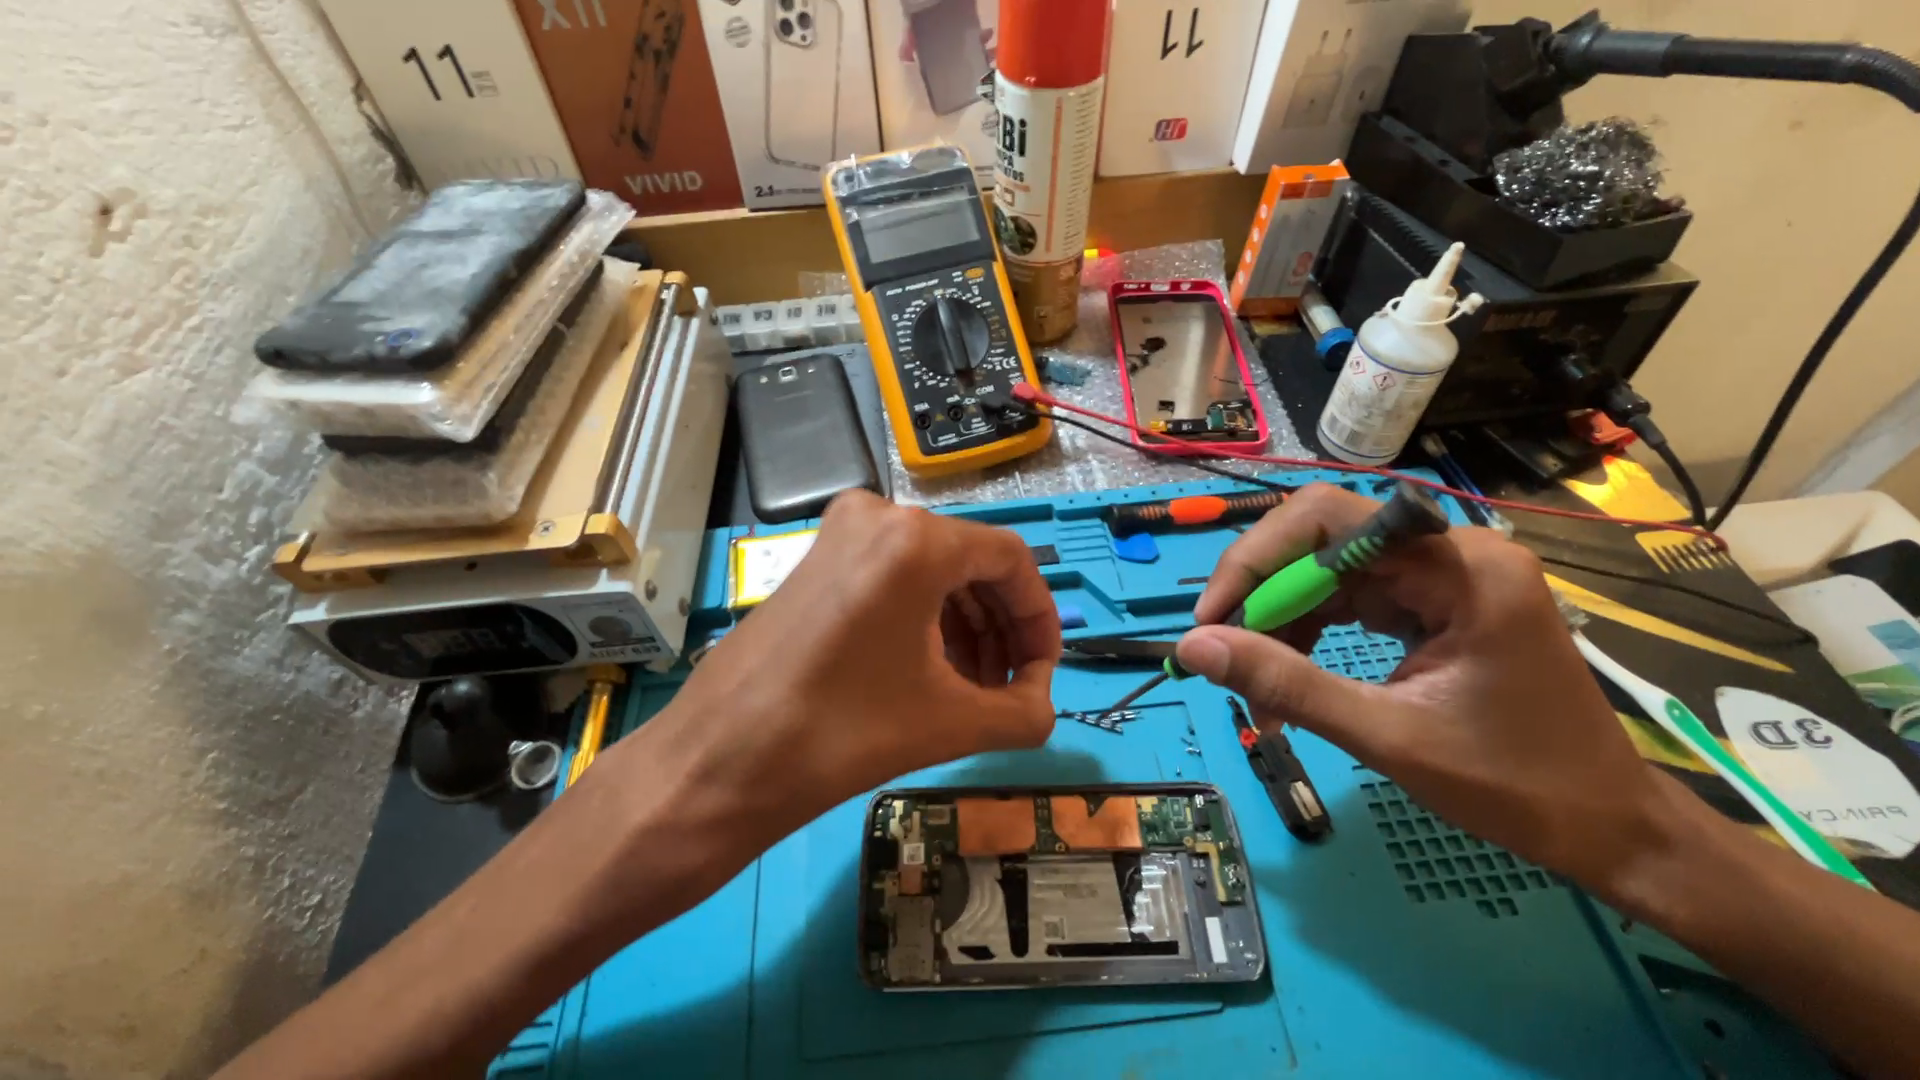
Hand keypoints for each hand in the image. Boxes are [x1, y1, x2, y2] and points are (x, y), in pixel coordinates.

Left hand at [625, 490, 1060, 838]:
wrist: (718, 762)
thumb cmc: (841, 735)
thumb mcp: (950, 724)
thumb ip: (1024, 712)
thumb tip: (1044, 703)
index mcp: (916, 539)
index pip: (1012, 560)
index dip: (1039, 618)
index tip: (1044, 674)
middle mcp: (878, 515)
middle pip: (971, 564)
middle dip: (1000, 630)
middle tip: (1010, 690)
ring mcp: (838, 534)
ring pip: (931, 573)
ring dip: (964, 629)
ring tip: (972, 691)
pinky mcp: (813, 559)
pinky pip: (891, 578)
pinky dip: (922, 620)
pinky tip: (928, 673)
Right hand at [1174, 484, 1670, 890]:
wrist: (1610, 829)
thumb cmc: (1514, 785)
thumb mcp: (1387, 736)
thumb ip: (1287, 685)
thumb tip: (1194, 648)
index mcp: (1459, 567)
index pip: (1326, 520)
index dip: (1254, 561)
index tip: (1211, 622)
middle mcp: (1453, 553)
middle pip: (1322, 543)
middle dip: (1264, 600)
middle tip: (1223, 657)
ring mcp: (1447, 577)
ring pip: (1330, 574)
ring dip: (1282, 625)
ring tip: (1255, 687)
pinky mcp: (1439, 604)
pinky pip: (1353, 600)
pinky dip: (1312, 635)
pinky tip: (1289, 680)